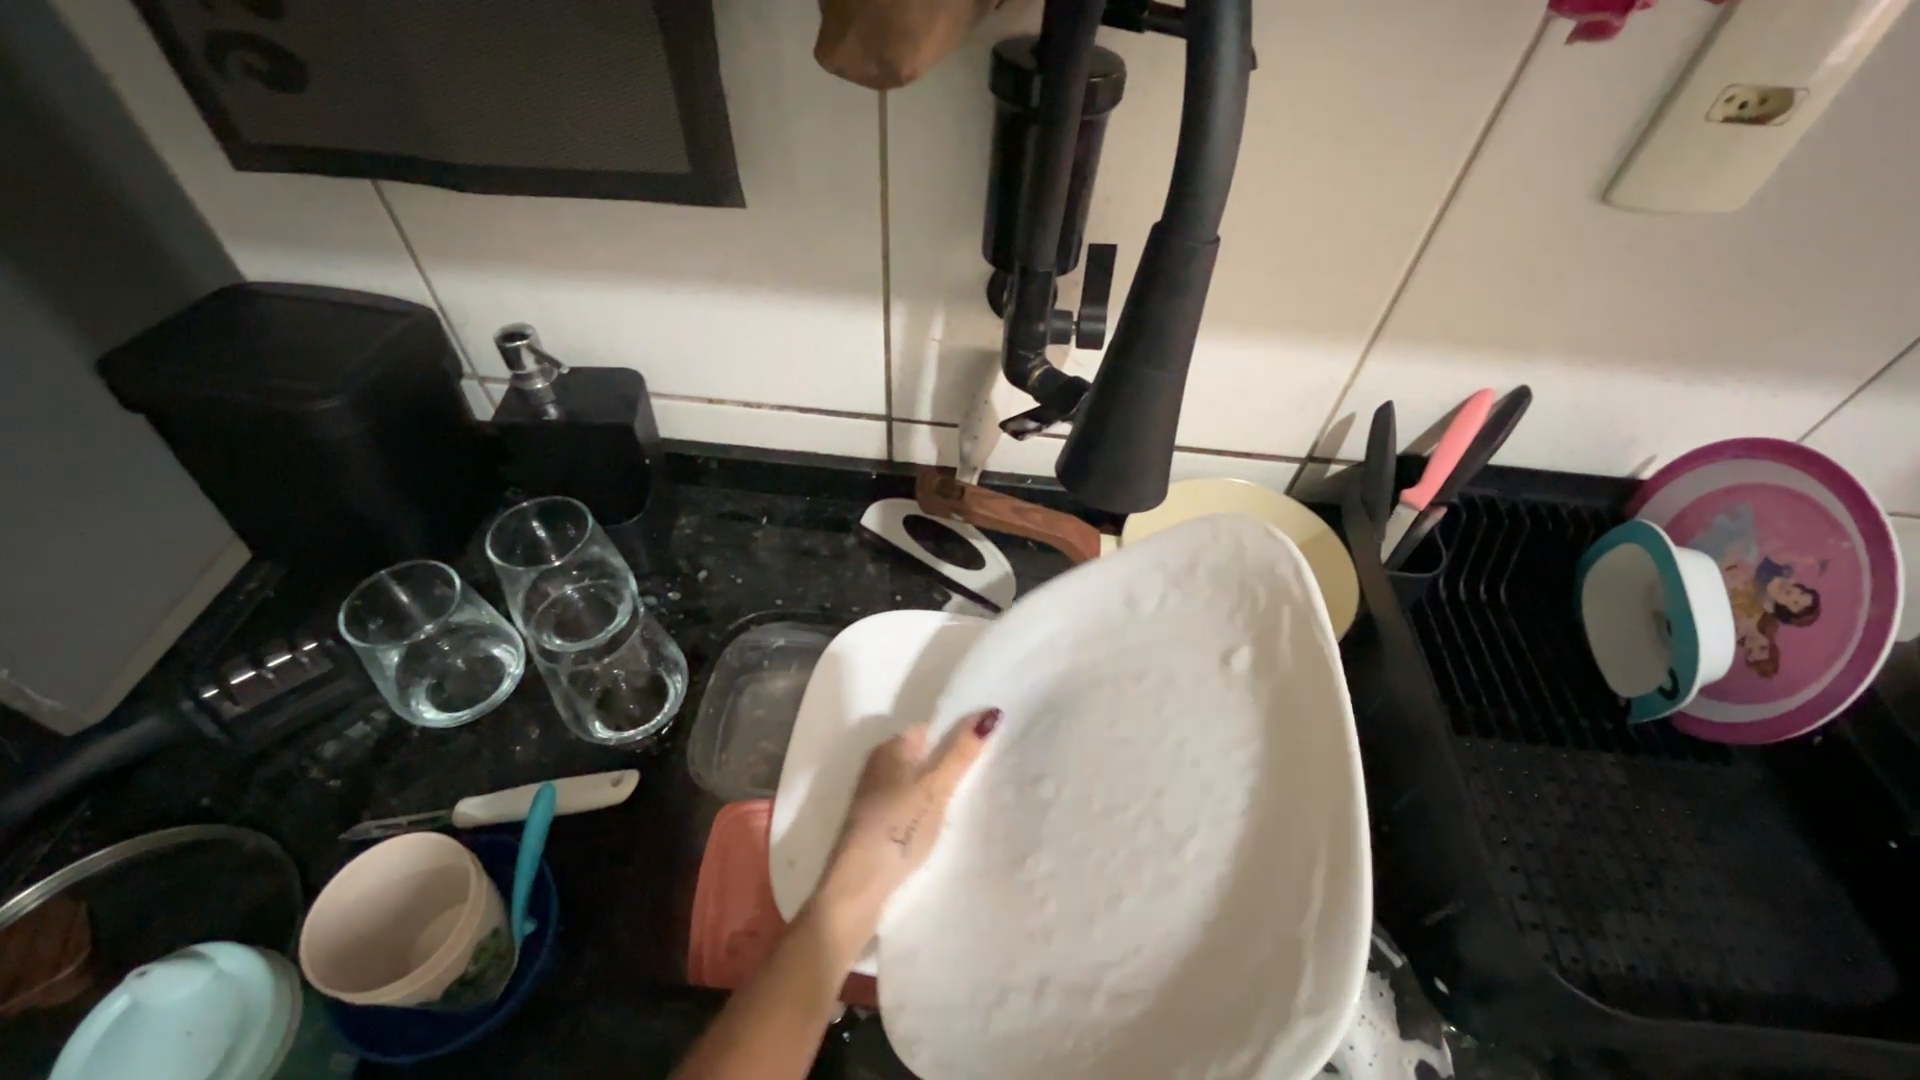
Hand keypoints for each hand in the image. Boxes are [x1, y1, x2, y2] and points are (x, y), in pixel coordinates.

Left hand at [801, 708, 1000, 964]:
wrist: (856, 887)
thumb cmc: (896, 828)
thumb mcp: (934, 788)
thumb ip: (960, 752)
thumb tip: (989, 713)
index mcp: (889, 748)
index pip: (931, 728)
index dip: (959, 732)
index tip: (991, 742)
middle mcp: (880, 766)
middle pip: (926, 755)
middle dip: (953, 761)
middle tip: (990, 769)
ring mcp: (878, 796)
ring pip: (920, 781)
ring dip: (943, 788)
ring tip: (976, 795)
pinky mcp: (880, 824)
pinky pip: (913, 803)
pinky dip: (930, 808)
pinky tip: (947, 821)